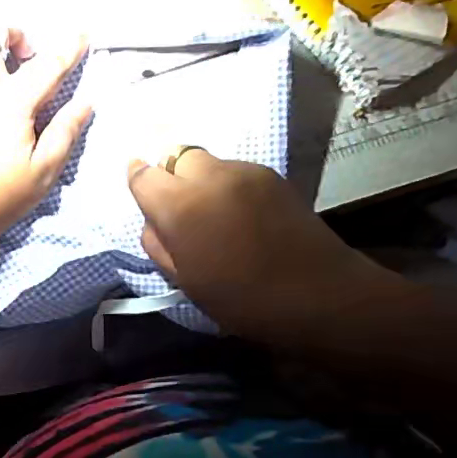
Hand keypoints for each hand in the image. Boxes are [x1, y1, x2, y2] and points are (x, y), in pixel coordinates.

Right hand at [128, 148, 400, 342]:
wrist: (316, 293)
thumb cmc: (242, 301)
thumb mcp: (186, 282)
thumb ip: (160, 245)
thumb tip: (154, 221)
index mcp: (181, 206)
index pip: (143, 175)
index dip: (139, 182)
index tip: (144, 195)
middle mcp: (209, 176)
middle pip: (177, 156)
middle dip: (173, 176)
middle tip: (183, 209)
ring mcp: (244, 171)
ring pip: (209, 162)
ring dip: (204, 181)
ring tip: (219, 215)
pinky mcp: (272, 175)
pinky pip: (237, 171)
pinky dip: (230, 186)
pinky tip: (246, 215)